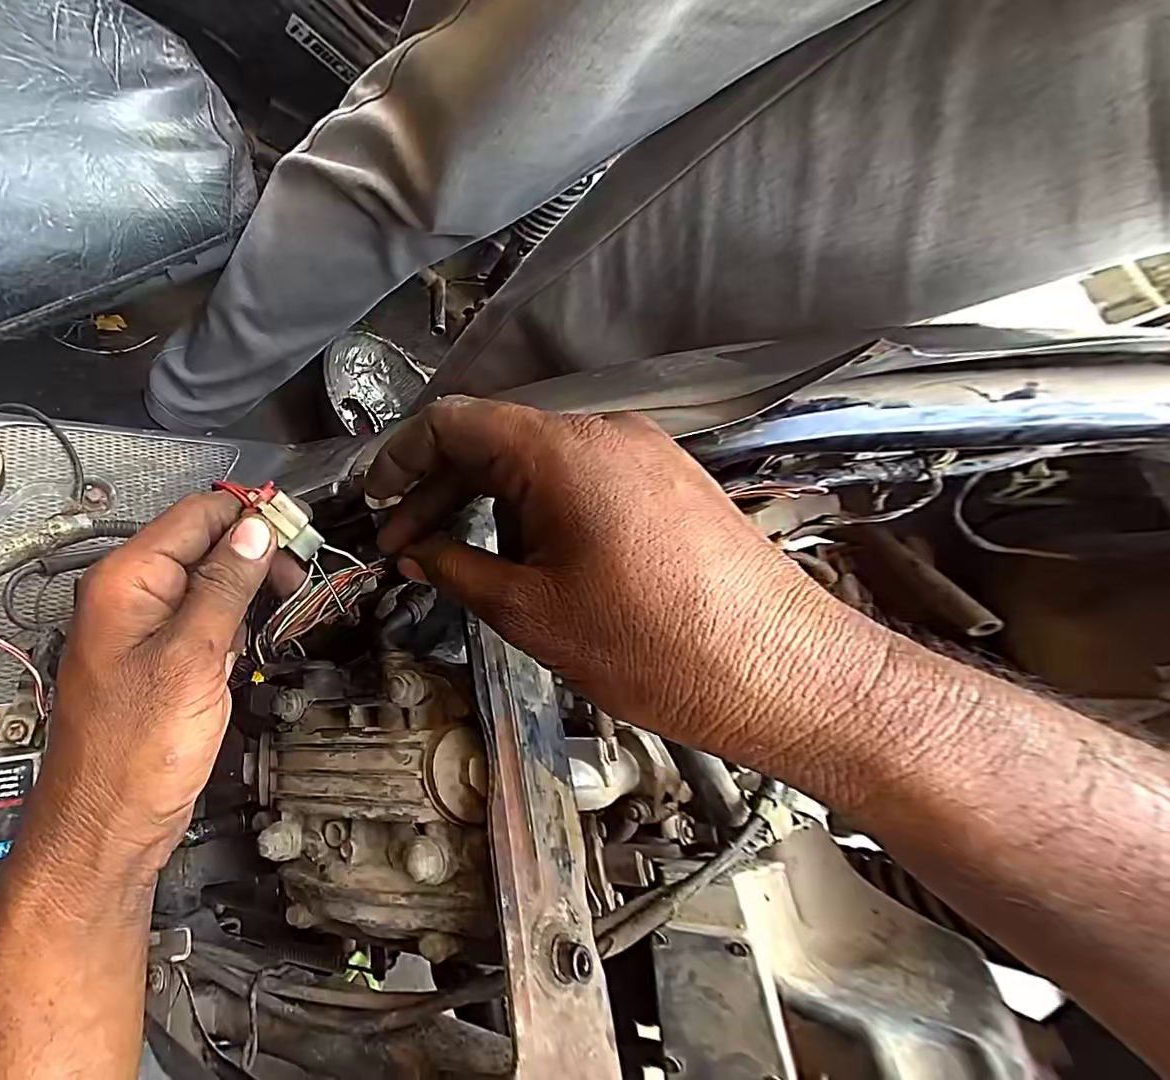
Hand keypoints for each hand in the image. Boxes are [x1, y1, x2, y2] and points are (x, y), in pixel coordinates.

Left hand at [24, 493, 277, 881]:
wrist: (109, 824)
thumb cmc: (134, 753)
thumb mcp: (192, 657)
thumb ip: (224, 586)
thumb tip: (253, 532)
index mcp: (125, 581)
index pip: (194, 516)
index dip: (248, 514)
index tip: (293, 525)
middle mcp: (128, 597)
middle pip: (200, 546)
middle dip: (250, 554)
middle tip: (294, 573)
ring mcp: (142, 629)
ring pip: (204, 585)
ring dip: (242, 592)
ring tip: (274, 609)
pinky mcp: (157, 659)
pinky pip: (199, 621)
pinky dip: (227, 625)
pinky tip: (242, 644)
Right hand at [367, 397, 882, 756]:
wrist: (794, 680)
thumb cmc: (650, 646)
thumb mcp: (526, 609)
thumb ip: (452, 568)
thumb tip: (409, 554)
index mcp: (562, 452)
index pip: (454, 422)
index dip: (400, 456)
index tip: (375, 501)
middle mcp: (601, 434)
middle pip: (488, 441)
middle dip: (434, 492)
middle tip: (401, 545)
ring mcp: (637, 454)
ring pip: (527, 463)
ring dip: (478, 506)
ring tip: (457, 563)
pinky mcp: (659, 481)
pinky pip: (568, 479)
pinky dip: (523, 510)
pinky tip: (514, 558)